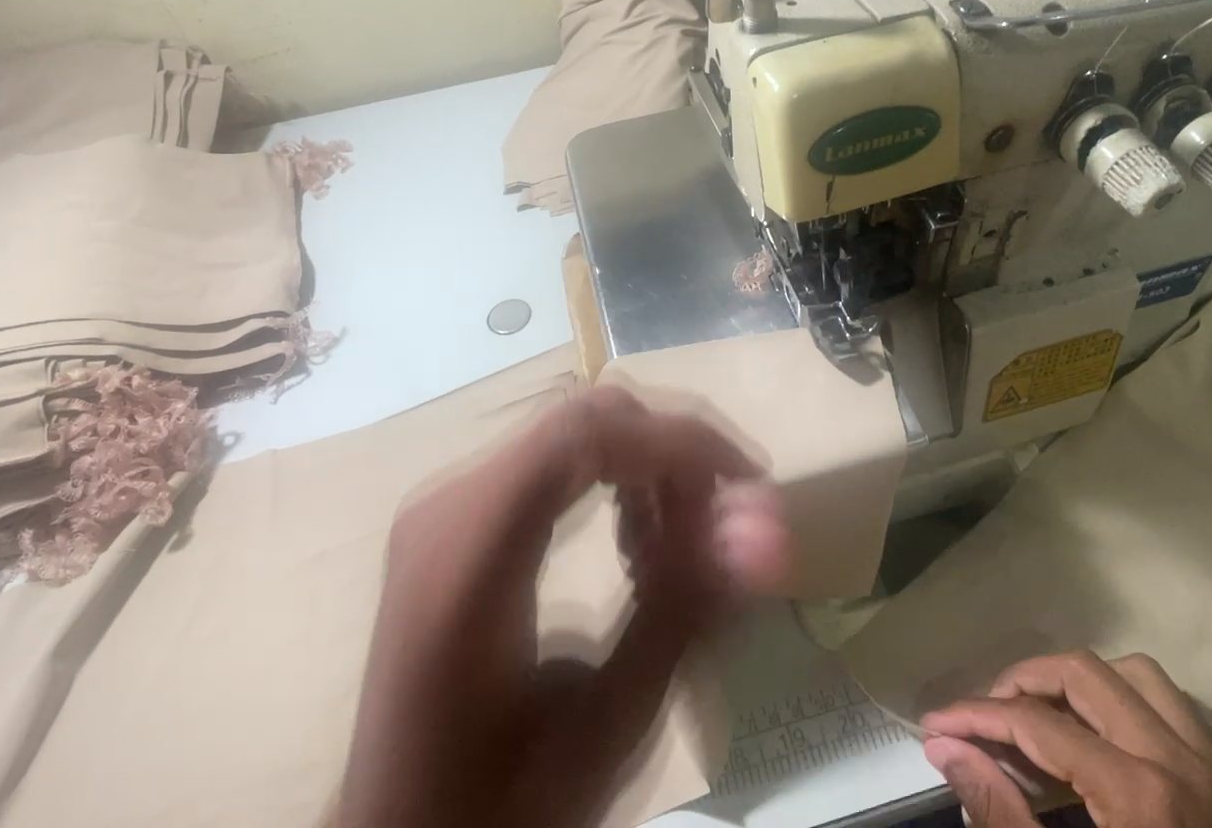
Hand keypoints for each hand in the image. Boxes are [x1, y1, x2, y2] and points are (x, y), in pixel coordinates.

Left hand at [336, 386, 788, 827]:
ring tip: (677, 556)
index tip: (751, 484)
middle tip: (721, 533)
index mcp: (467, 548)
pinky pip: (551, 464)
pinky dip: (613, 486)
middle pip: (585, 421)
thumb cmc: (497, 795)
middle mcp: (448, 501)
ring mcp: (447, 504)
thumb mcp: (605, 718)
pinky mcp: (458, 518)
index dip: (681, 442)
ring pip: (574, 435)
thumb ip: (684, 610)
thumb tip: (764, 527)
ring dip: (647, 473)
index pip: (587, 435)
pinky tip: (633, 550)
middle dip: (672, 458)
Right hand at [920, 652, 1211, 827]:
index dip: (975, 717)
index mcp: (1139, 794)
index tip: (936, 724)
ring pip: (1137, 674)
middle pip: (1084, 672)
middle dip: (1023, 681)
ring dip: (1080, 683)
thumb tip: (946, 747)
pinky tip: (1098, 738)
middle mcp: (1182, 762)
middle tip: (988, 716)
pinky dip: (1125, 701)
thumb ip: (999, 811)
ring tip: (1044, 715)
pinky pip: (1173, 705)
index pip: (1036, 723)